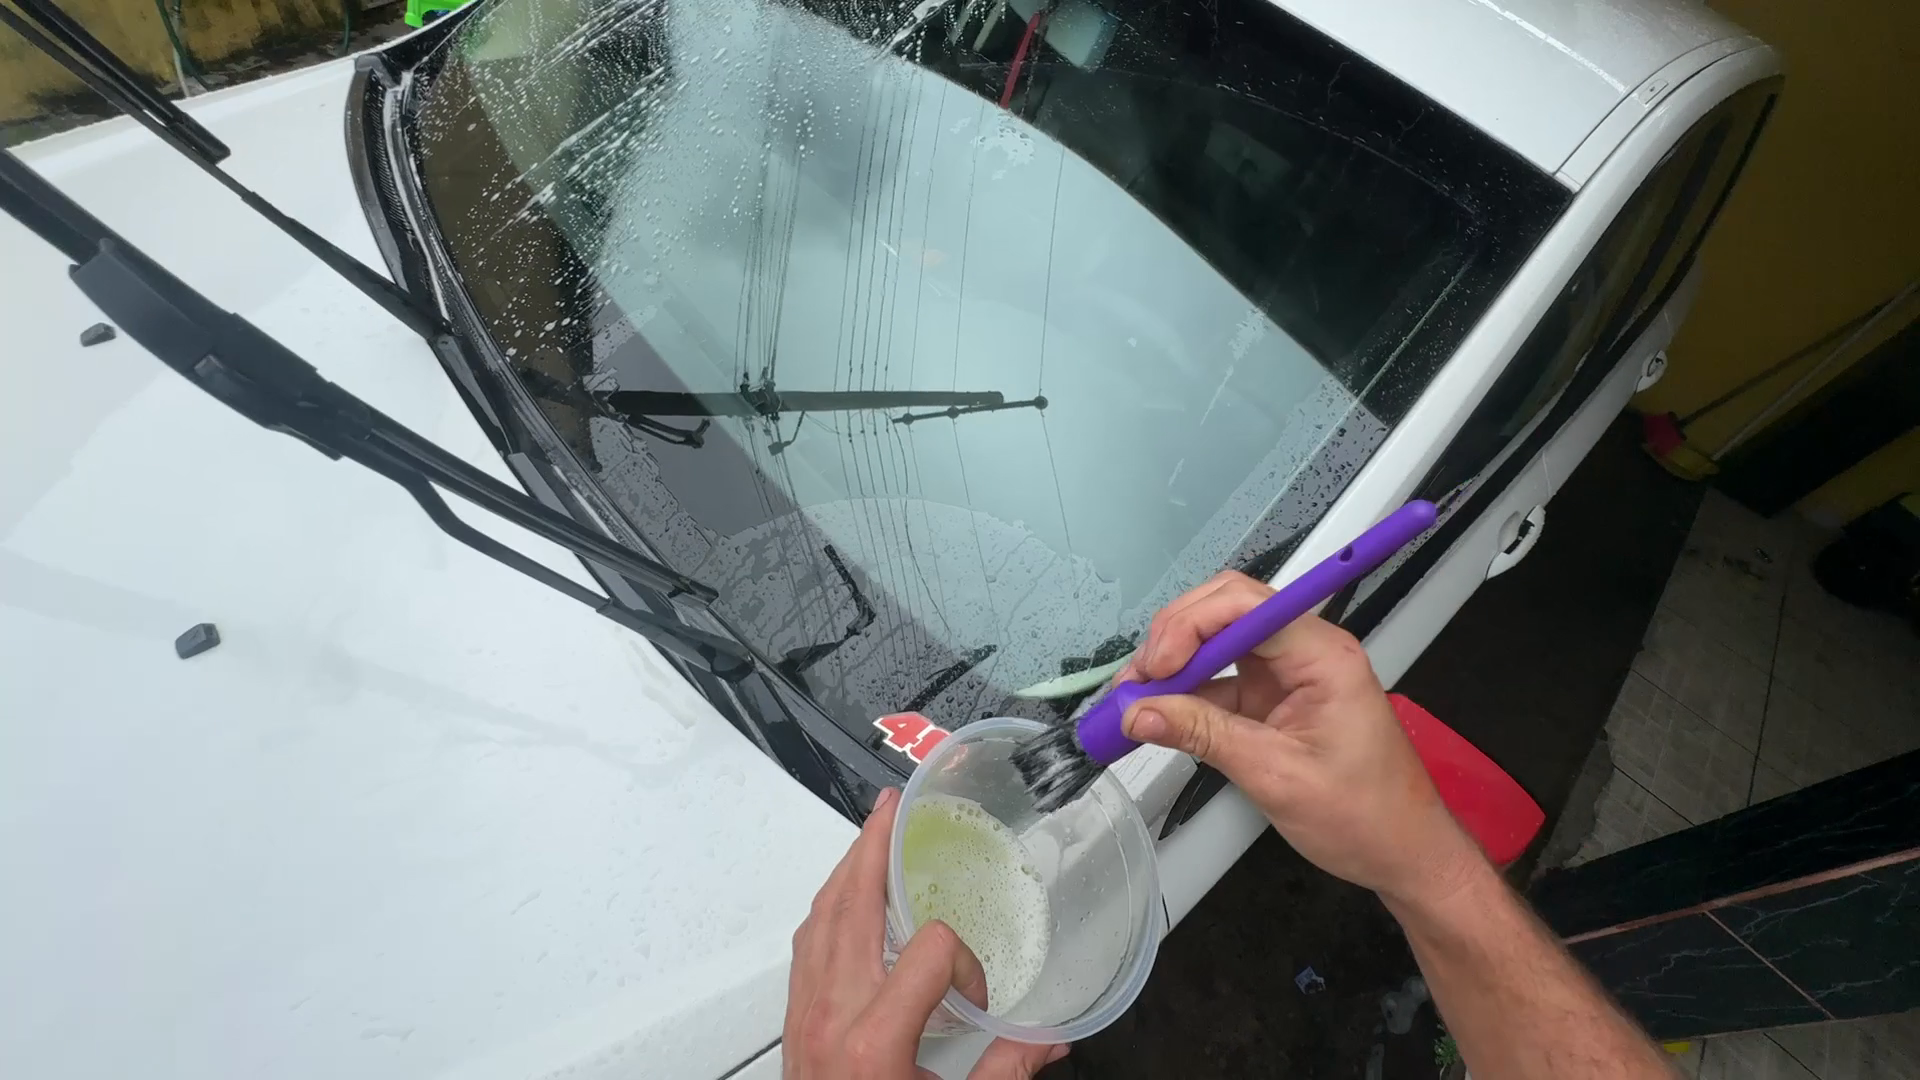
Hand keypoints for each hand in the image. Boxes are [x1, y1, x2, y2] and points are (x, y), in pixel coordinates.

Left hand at [785, 787, 1068, 1078]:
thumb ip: (1006, 1073)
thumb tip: (1051, 1037)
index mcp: (876, 1039)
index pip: (931, 951)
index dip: (964, 962)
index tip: (977, 998)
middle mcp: (832, 1012)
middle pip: (852, 903)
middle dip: (873, 845)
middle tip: (891, 805)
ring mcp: (805, 1013)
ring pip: (821, 916)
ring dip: (848, 868)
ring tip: (871, 836)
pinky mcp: (795, 1022)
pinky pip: (807, 943)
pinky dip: (829, 906)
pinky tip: (845, 898)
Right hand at [1119, 571, 1482, 906]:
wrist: (1404, 855)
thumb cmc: (1363, 818)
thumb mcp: (1275, 776)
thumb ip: (1203, 736)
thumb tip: (1137, 715)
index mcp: (1321, 655)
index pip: (1245, 604)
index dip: (1191, 625)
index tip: (1157, 668)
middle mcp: (1302, 648)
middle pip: (1223, 608)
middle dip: (1174, 637)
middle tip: (1138, 680)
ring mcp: (1284, 668)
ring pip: (1214, 637)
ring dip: (1171, 662)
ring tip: (1134, 696)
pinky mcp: (1268, 692)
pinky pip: (1216, 675)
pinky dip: (1181, 690)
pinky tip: (1154, 711)